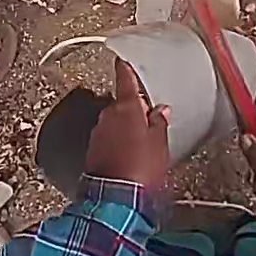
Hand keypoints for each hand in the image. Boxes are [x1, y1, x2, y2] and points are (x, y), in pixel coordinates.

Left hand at [84, 57, 170, 189]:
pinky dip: (118, 142)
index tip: (124, 58)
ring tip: (141, 144)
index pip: (125, 78)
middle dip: (134, 109)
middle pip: (122, 103)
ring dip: (126, 128)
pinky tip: (129, 155)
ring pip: (115, 122)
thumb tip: (160, 111)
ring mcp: (99, 132)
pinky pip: (108, 138)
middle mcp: (108, 115)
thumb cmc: (139, 168)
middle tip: (150, 121)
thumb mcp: (159, 143)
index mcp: (125, 108)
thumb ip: (159, 122)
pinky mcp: (94, 149)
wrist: (116, 197)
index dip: (126, 66)